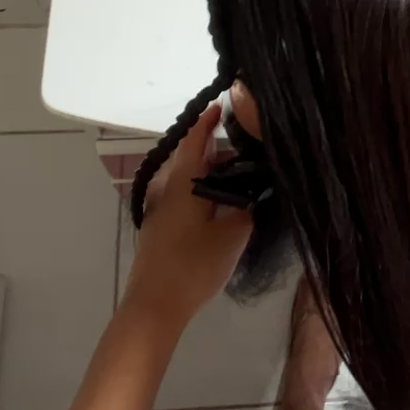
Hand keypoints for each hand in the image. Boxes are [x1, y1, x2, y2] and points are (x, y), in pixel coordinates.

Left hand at [124, 103, 252, 326]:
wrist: (153, 305)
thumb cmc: (193, 265)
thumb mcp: (232, 235)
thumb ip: (247, 208)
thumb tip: (256, 191)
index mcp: (184, 180)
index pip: (196, 138)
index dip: (208, 120)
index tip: (222, 103)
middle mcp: (169, 187)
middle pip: (191, 155)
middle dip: (215, 145)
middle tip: (244, 143)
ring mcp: (162, 207)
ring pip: (187, 176)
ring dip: (208, 168)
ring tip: (237, 171)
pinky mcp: (161, 225)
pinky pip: (183, 192)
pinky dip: (201, 186)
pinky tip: (218, 199)